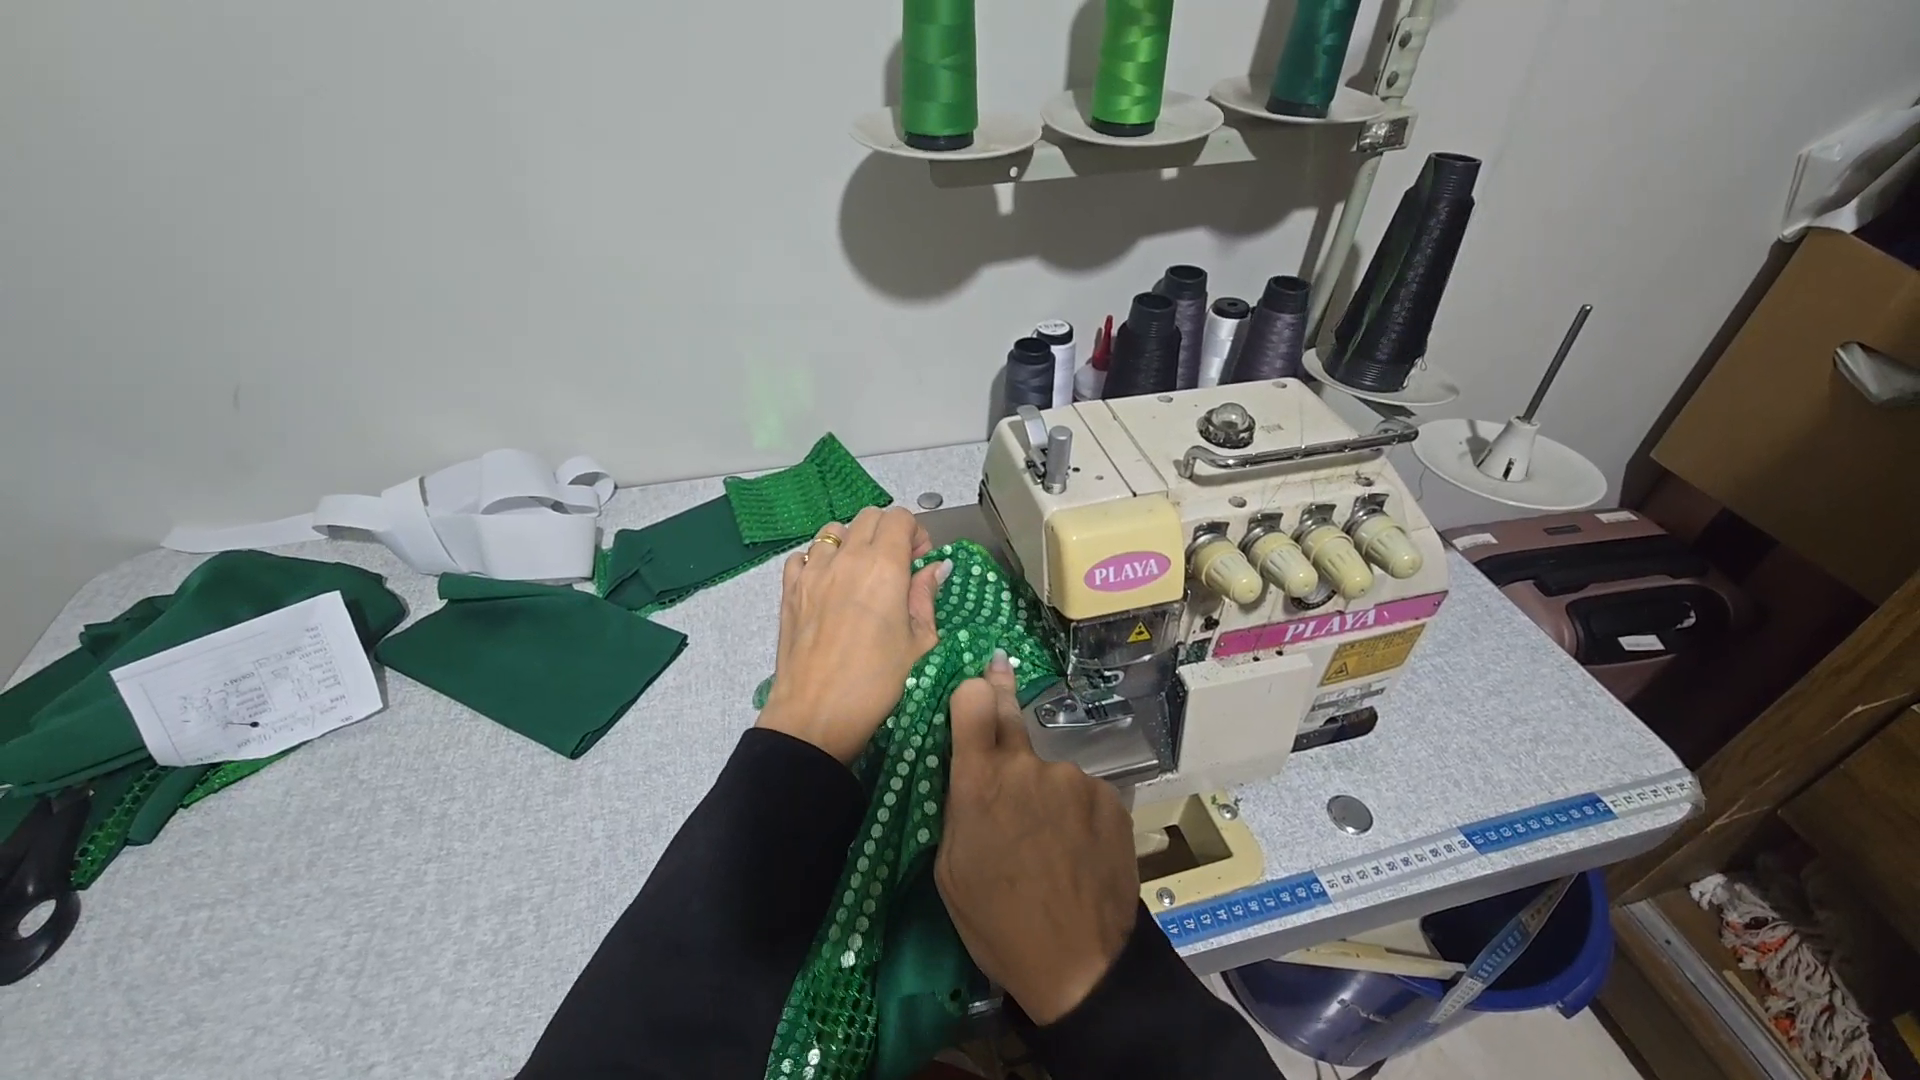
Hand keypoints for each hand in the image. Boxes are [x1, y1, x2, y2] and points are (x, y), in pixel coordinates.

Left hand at [757, 505, 946, 762]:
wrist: (817, 714)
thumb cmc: (877, 682)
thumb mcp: (919, 642)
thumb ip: (926, 597)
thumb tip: (935, 568)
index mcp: (884, 566)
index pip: (899, 517)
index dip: (915, 533)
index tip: (920, 561)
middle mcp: (846, 558)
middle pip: (868, 516)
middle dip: (887, 532)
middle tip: (897, 566)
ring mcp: (812, 571)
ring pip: (833, 531)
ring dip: (852, 542)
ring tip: (860, 574)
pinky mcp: (789, 589)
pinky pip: (802, 556)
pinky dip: (818, 560)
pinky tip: (828, 586)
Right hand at [935, 653, 1138, 1025]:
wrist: (1081, 966)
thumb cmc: (997, 924)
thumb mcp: (950, 869)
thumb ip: (960, 805)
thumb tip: (971, 771)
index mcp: (980, 782)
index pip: (973, 701)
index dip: (974, 688)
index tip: (980, 677)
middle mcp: (1028, 766)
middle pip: (1012, 719)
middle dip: (1002, 699)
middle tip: (1001, 669)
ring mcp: (1075, 779)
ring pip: (1049, 772)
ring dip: (1043, 791)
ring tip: (1048, 842)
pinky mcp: (1110, 797)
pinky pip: (1082, 794)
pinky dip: (1076, 812)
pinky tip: (1078, 850)